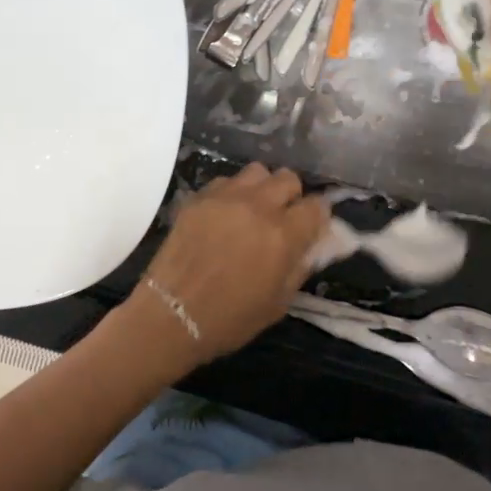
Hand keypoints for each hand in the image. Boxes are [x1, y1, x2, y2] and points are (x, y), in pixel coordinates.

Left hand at [132, 164, 329, 364]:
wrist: (171, 315)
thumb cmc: (230, 319)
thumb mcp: (278, 303)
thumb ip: (300, 267)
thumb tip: (313, 246)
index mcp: (283, 235)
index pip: (317, 206)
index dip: (318, 217)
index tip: (312, 228)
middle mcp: (258, 207)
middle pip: (288, 179)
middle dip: (291, 196)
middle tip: (282, 218)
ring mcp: (226, 197)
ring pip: (257, 171)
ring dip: (262, 188)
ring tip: (253, 209)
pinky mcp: (199, 197)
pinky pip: (225, 181)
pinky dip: (232, 193)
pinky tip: (224, 215)